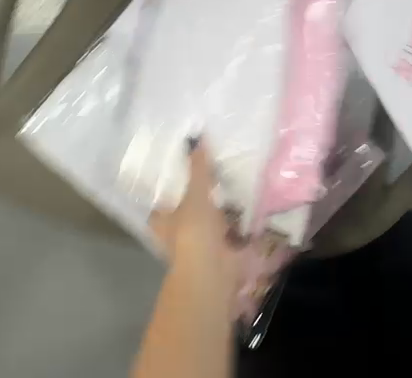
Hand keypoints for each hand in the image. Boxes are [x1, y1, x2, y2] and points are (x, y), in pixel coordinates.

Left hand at [147, 139, 244, 320]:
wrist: (212, 274)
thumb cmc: (193, 232)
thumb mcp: (195, 195)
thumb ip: (198, 168)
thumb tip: (198, 137)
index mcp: (162, 220)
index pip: (163, 197)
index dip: (173, 181)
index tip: (186, 162)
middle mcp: (177, 232)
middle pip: (188, 207)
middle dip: (200, 193)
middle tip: (215, 166)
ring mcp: (200, 243)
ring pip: (210, 218)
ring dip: (221, 207)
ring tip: (234, 178)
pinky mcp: (222, 251)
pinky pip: (230, 229)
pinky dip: (239, 219)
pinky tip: (249, 201)